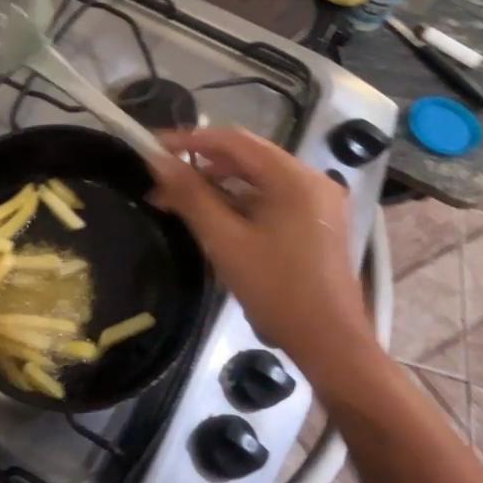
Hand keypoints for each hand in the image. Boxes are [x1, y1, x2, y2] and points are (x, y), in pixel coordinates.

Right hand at [148, 128, 379, 378]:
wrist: (329, 342)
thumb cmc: (277, 290)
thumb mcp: (226, 242)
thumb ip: (191, 197)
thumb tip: (158, 163)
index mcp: (294, 178)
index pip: (234, 140)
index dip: (190, 140)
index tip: (153, 147)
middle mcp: (312, 180)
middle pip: (248, 156)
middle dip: (202, 163)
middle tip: (162, 177)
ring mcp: (318, 202)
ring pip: (259, 178)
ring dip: (219, 183)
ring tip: (179, 198)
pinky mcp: (316, 223)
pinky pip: (272, 198)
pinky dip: (241, 201)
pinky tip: (213, 216)